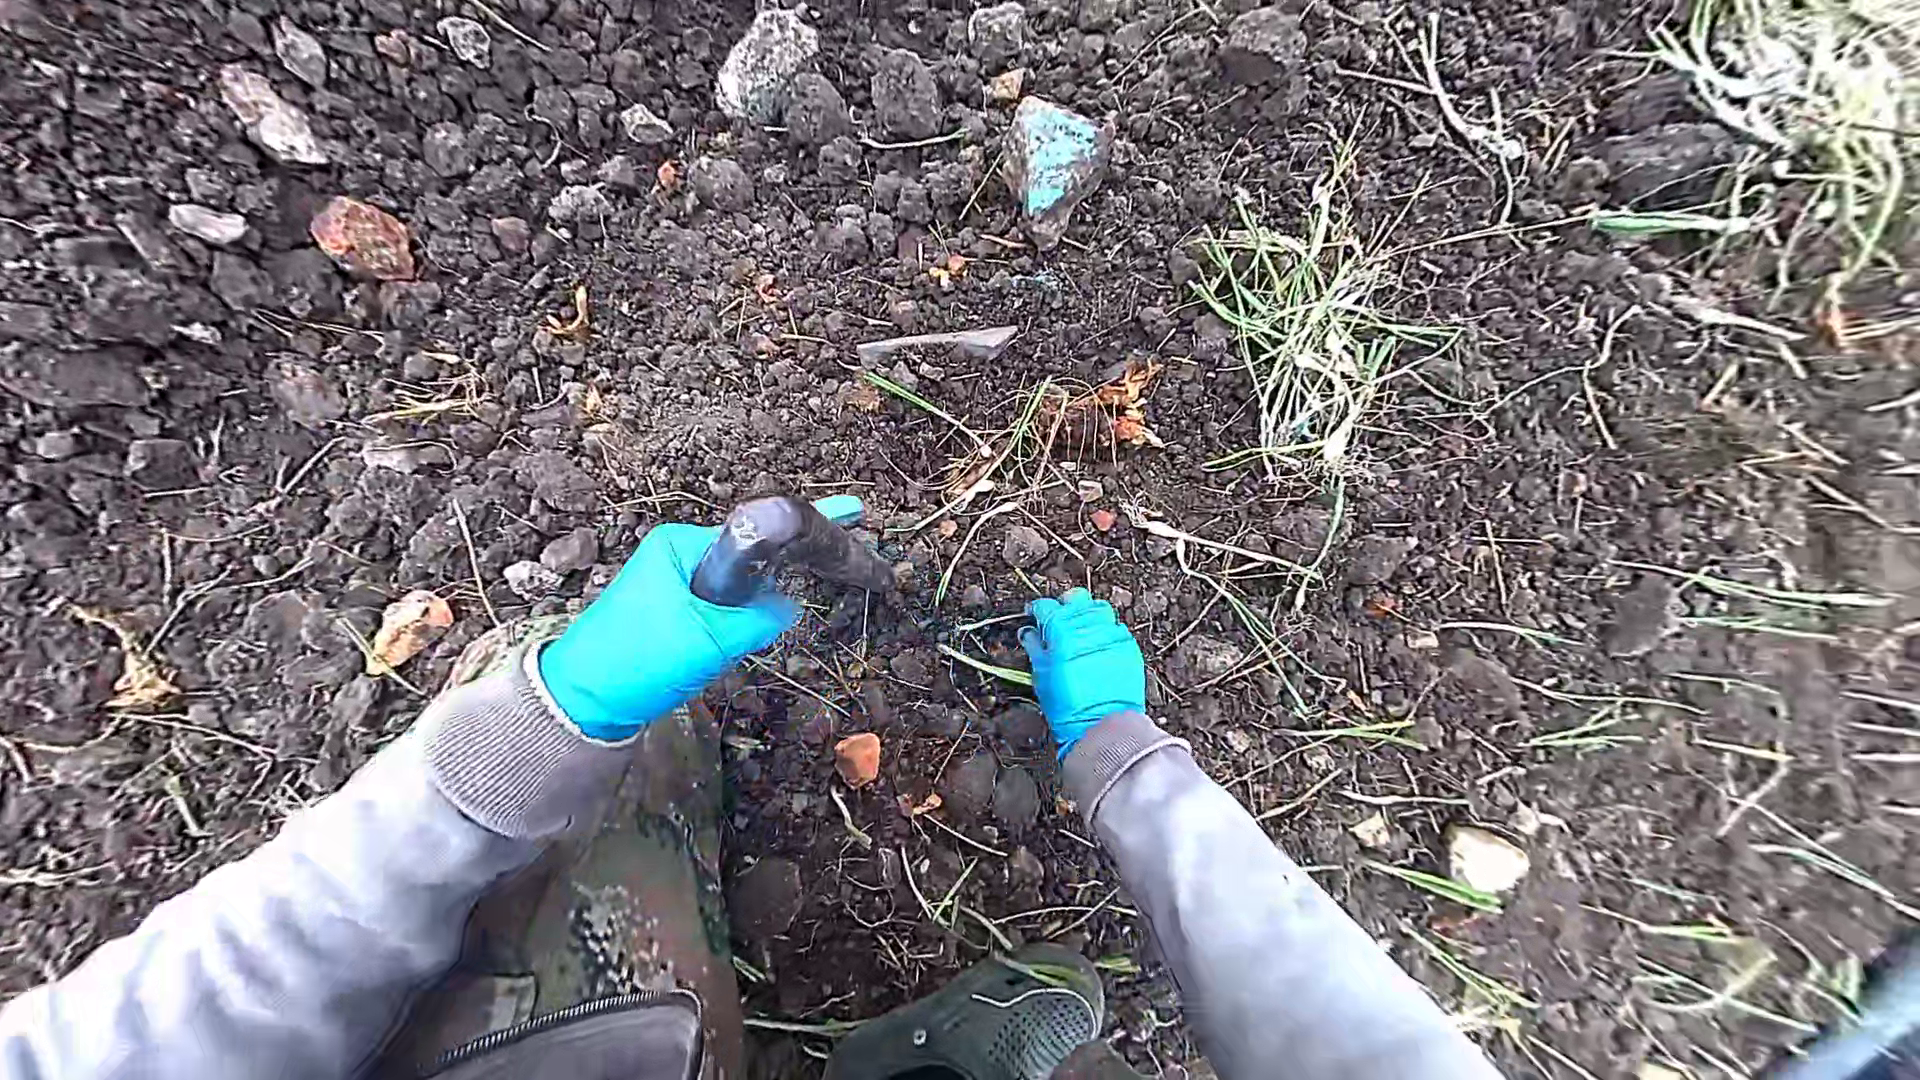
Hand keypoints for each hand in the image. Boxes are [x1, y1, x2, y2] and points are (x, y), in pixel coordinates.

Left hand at [538, 523, 797, 739]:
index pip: (744, 544)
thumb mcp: (714, 637)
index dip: (764, 574)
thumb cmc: (641, 658)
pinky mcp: (663, 611)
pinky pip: (708, 617)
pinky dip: (712, 638)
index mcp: (677, 543)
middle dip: (742, 609)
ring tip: (711, 651)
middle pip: (736, 576)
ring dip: (728, 628)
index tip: (771, 602)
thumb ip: (761, 618)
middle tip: (734, 636)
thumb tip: (790, 607)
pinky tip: (701, 657)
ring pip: (724, 601)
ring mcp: (665, 584)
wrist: (585, 705)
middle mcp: (670, 555)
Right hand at [1018, 588, 1145, 757]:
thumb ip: (1034, 647)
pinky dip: (1105, 633)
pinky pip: (1115, 628)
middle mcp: (1087, 625)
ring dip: (1088, 615)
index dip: (1037, 610)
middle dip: (1065, 605)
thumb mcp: (1041, 674)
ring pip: (1098, 608)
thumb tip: (1029, 632)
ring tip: (1082, 632)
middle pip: (1075, 598)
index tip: (1034, 615)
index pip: (1045, 606)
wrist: (1101, 724)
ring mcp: (1110, 633)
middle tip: (1060, 621)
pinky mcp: (1127, 644)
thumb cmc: (1067, 704)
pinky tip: (1098, 647)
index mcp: (1061, 629)